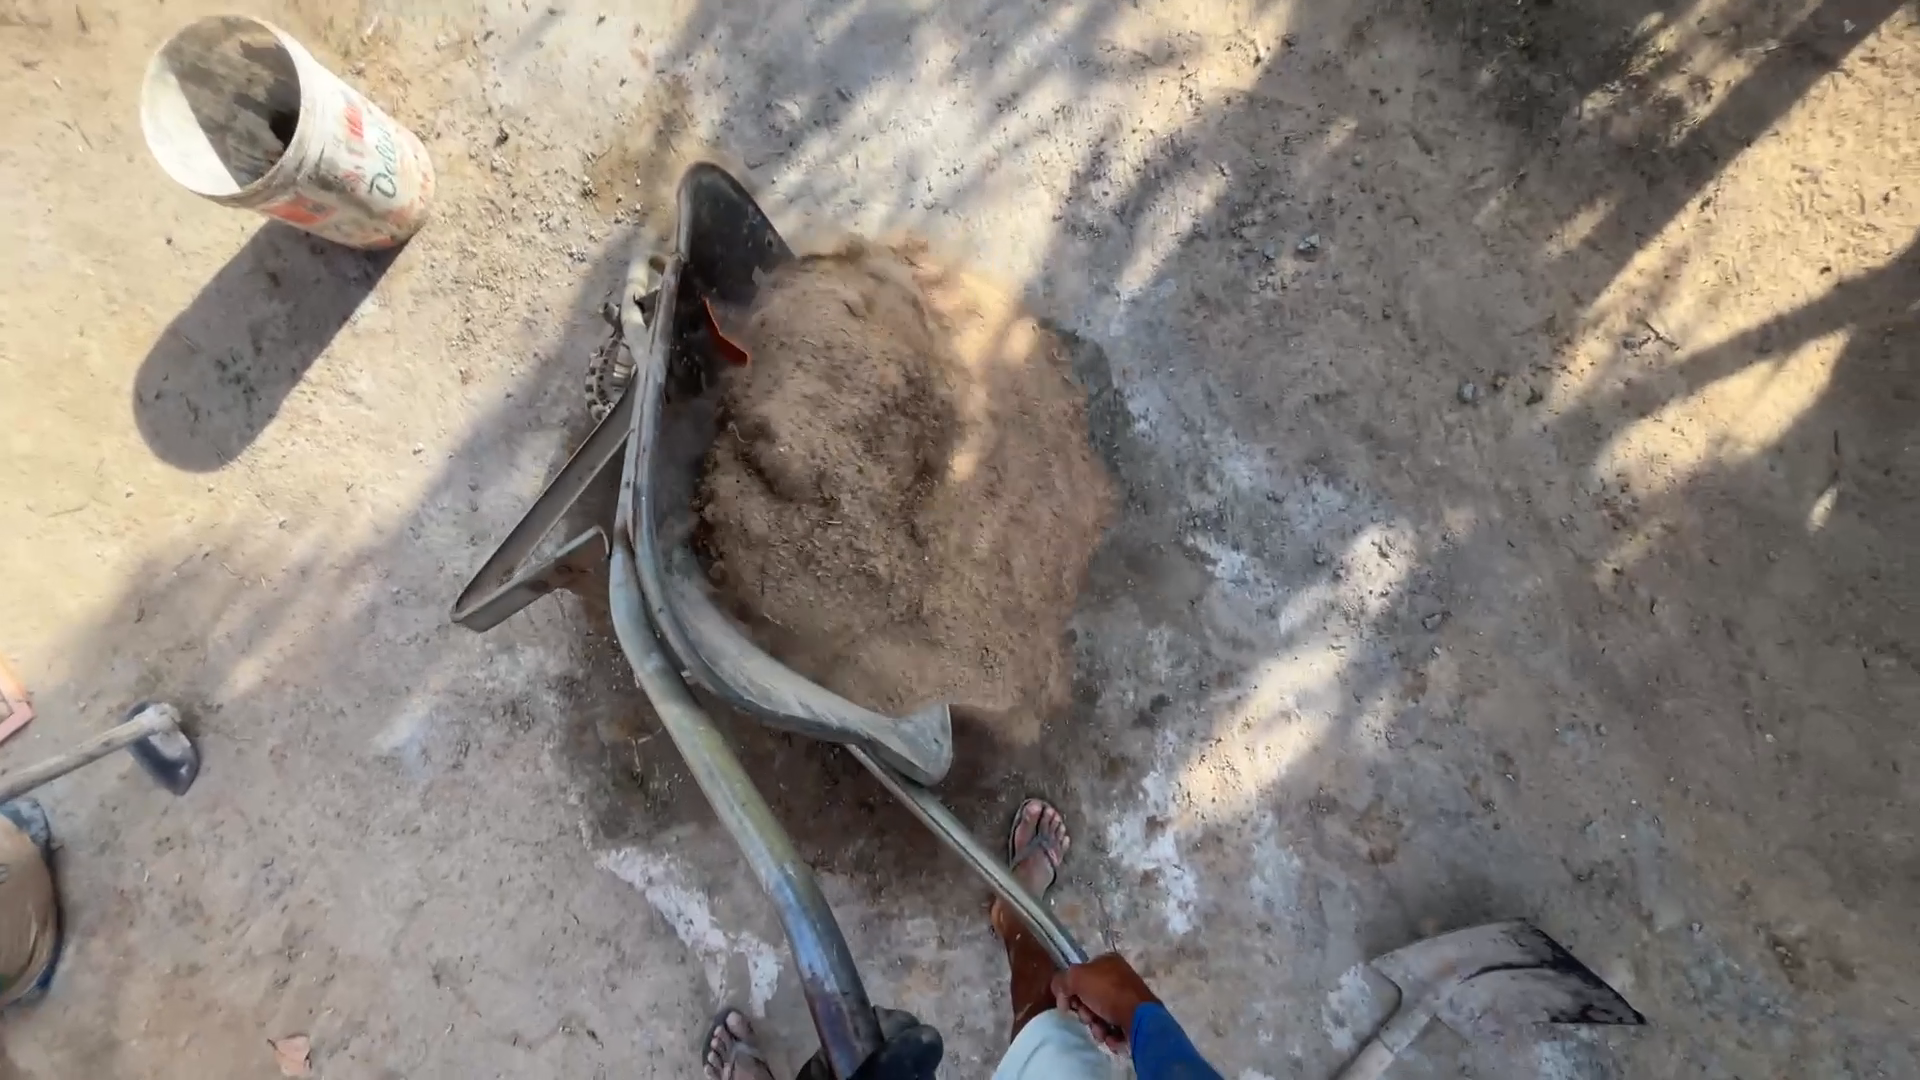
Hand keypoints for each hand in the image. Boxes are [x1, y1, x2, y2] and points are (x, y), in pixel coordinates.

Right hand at [1050, 953, 1158, 1053]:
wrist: (1138, 1018)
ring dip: (1096, 1026)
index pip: (1082, 974)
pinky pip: (1113, 1027)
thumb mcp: (1077, 978)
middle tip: (1087, 1017)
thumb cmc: (1108, 992)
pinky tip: (1110, 1036)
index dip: (1072, 989)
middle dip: (1085, 1011)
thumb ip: (1062, 981)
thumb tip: (1060, 996)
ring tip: (1101, 1030)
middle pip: (1090, 996)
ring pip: (1100, 1014)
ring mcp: (1127, 998)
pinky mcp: (1133, 1019)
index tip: (1070, 1002)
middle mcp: (1119, 976)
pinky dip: (1109, 1034)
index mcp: (1108, 961)